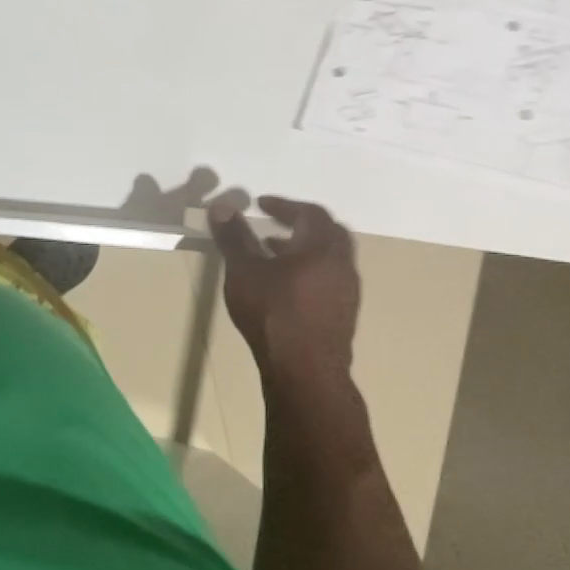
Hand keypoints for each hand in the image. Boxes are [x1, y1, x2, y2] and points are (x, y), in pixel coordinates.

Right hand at [207, 196, 361, 386]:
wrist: (303, 365)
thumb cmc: (271, 310)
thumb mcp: (243, 269)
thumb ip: (234, 237)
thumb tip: (222, 205)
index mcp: (321, 249)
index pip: (311, 214)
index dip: (285, 205)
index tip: (260, 203)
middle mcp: (342, 265)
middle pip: (328, 233)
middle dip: (299, 223)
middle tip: (272, 221)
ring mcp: (347, 290)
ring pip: (329, 257)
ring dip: (302, 246)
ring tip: (271, 250)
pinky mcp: (342, 311)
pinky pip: (327, 276)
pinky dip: (306, 267)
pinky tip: (281, 282)